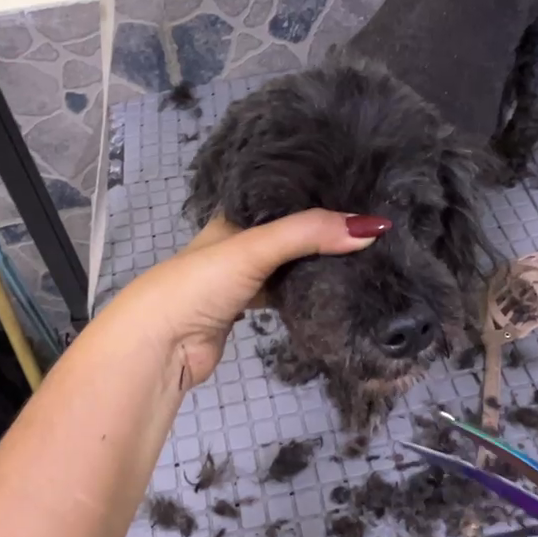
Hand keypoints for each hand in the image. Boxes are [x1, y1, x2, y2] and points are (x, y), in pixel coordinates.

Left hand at [107, 210, 390, 391]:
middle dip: (328, 232)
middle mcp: (240, 240)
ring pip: (292, 264)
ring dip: (321, 264)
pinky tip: (338, 289)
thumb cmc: (200, 283)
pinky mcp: (248, 308)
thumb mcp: (255, 248)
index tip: (368, 192)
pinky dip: (309, 293)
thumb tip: (375, 228)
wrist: (161, 345)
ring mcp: (244, 276)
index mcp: (236, 213)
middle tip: (377, 227)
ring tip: (369, 254)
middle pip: (293, 231)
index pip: (287, 195)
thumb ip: (309, 234)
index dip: (323, 193)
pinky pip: (288, 294)